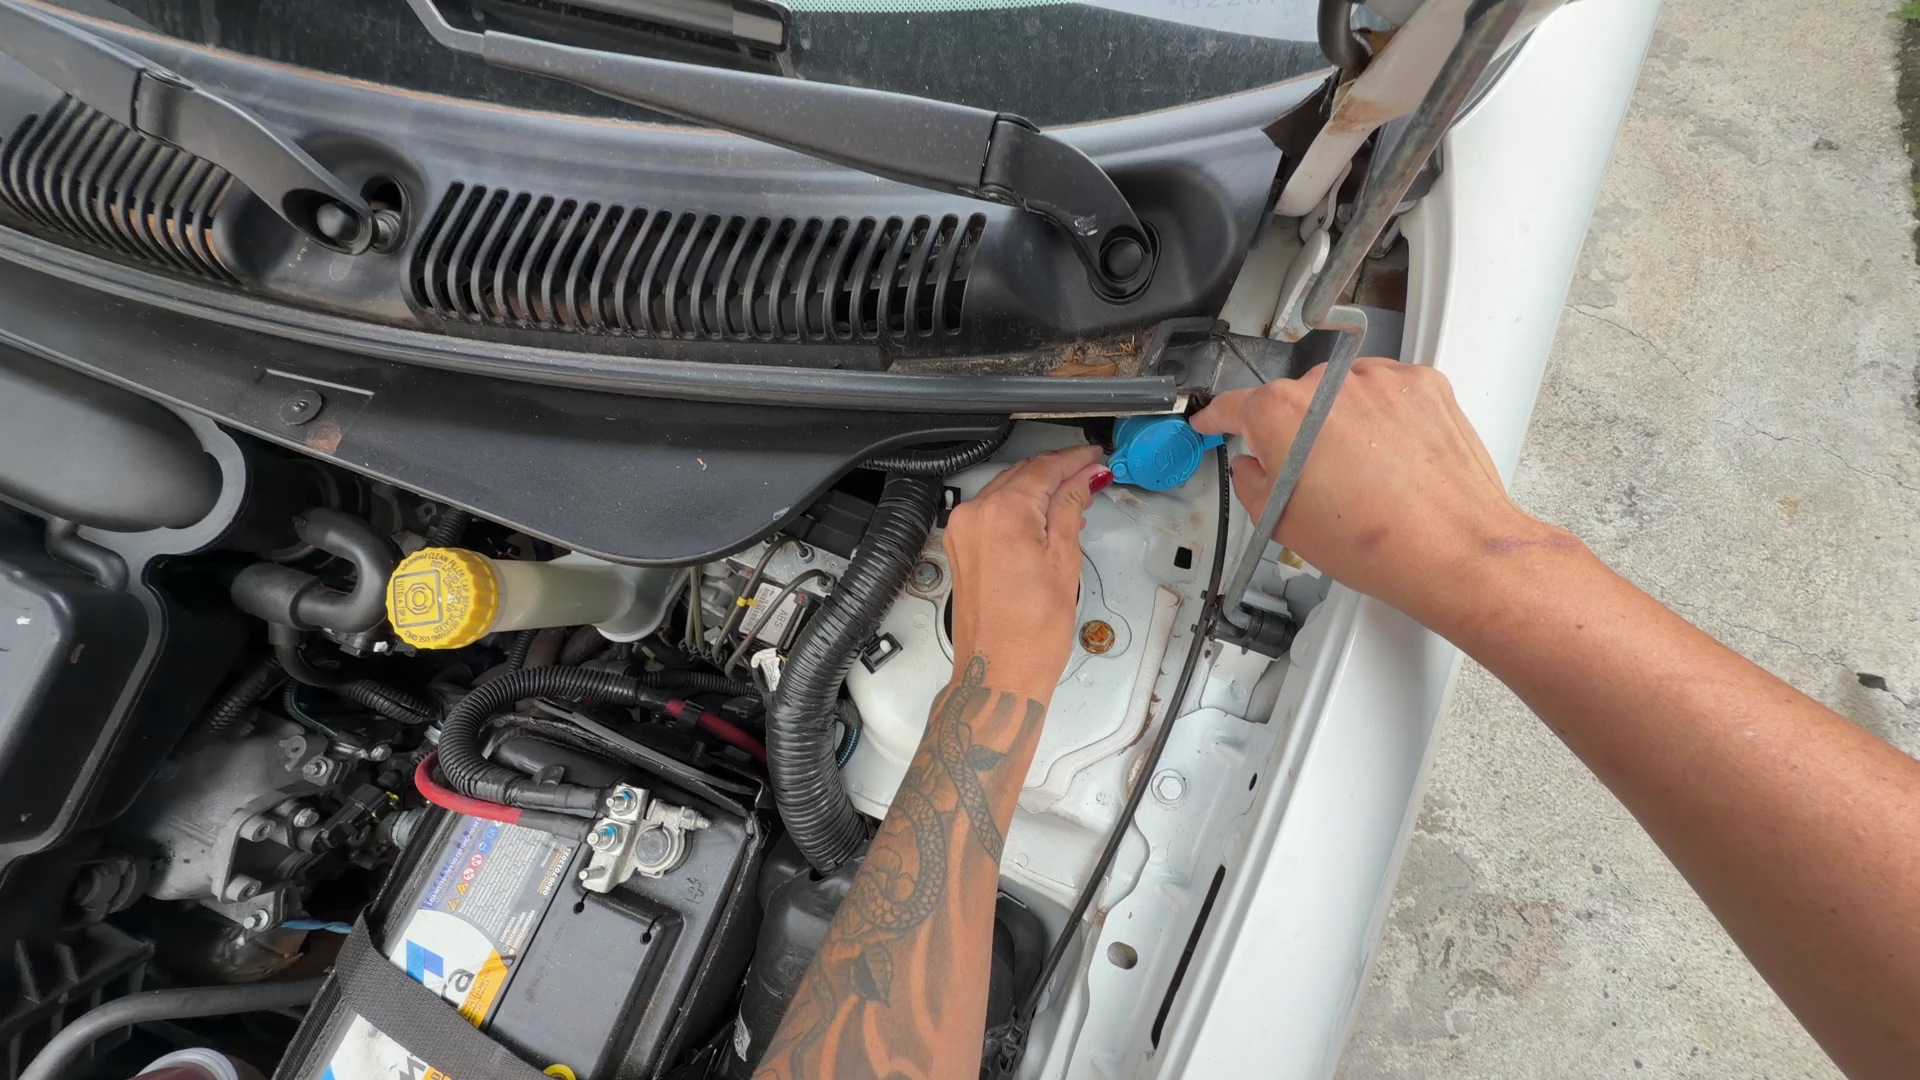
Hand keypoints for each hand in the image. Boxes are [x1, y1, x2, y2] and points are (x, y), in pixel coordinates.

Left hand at [942, 445, 1108, 697]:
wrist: (1000, 673)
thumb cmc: (1030, 633)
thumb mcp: (1064, 560)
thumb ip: (1070, 509)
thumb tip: (1081, 481)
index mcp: (1002, 514)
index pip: (1043, 469)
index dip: (1074, 460)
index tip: (1094, 458)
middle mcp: (974, 517)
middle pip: (1022, 476)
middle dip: (1058, 473)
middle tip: (1090, 476)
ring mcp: (962, 533)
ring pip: (1006, 492)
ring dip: (1038, 491)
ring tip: (1073, 499)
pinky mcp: (960, 549)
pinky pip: (992, 513)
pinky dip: (1019, 509)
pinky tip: (1043, 516)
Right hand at [1192, 358, 1575, 626]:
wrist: (1448, 548)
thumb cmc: (1367, 540)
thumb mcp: (1278, 520)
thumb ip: (1249, 481)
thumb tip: (1252, 466)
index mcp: (1278, 413)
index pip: (1232, 406)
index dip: (1216, 418)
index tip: (1213, 421)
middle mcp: (1325, 385)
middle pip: (1289, 400)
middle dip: (1289, 431)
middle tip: (1306, 474)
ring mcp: (1378, 380)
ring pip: (1337, 391)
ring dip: (1336, 419)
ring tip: (1356, 469)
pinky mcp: (1423, 385)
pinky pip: (1383, 390)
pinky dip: (1378, 414)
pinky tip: (1385, 455)